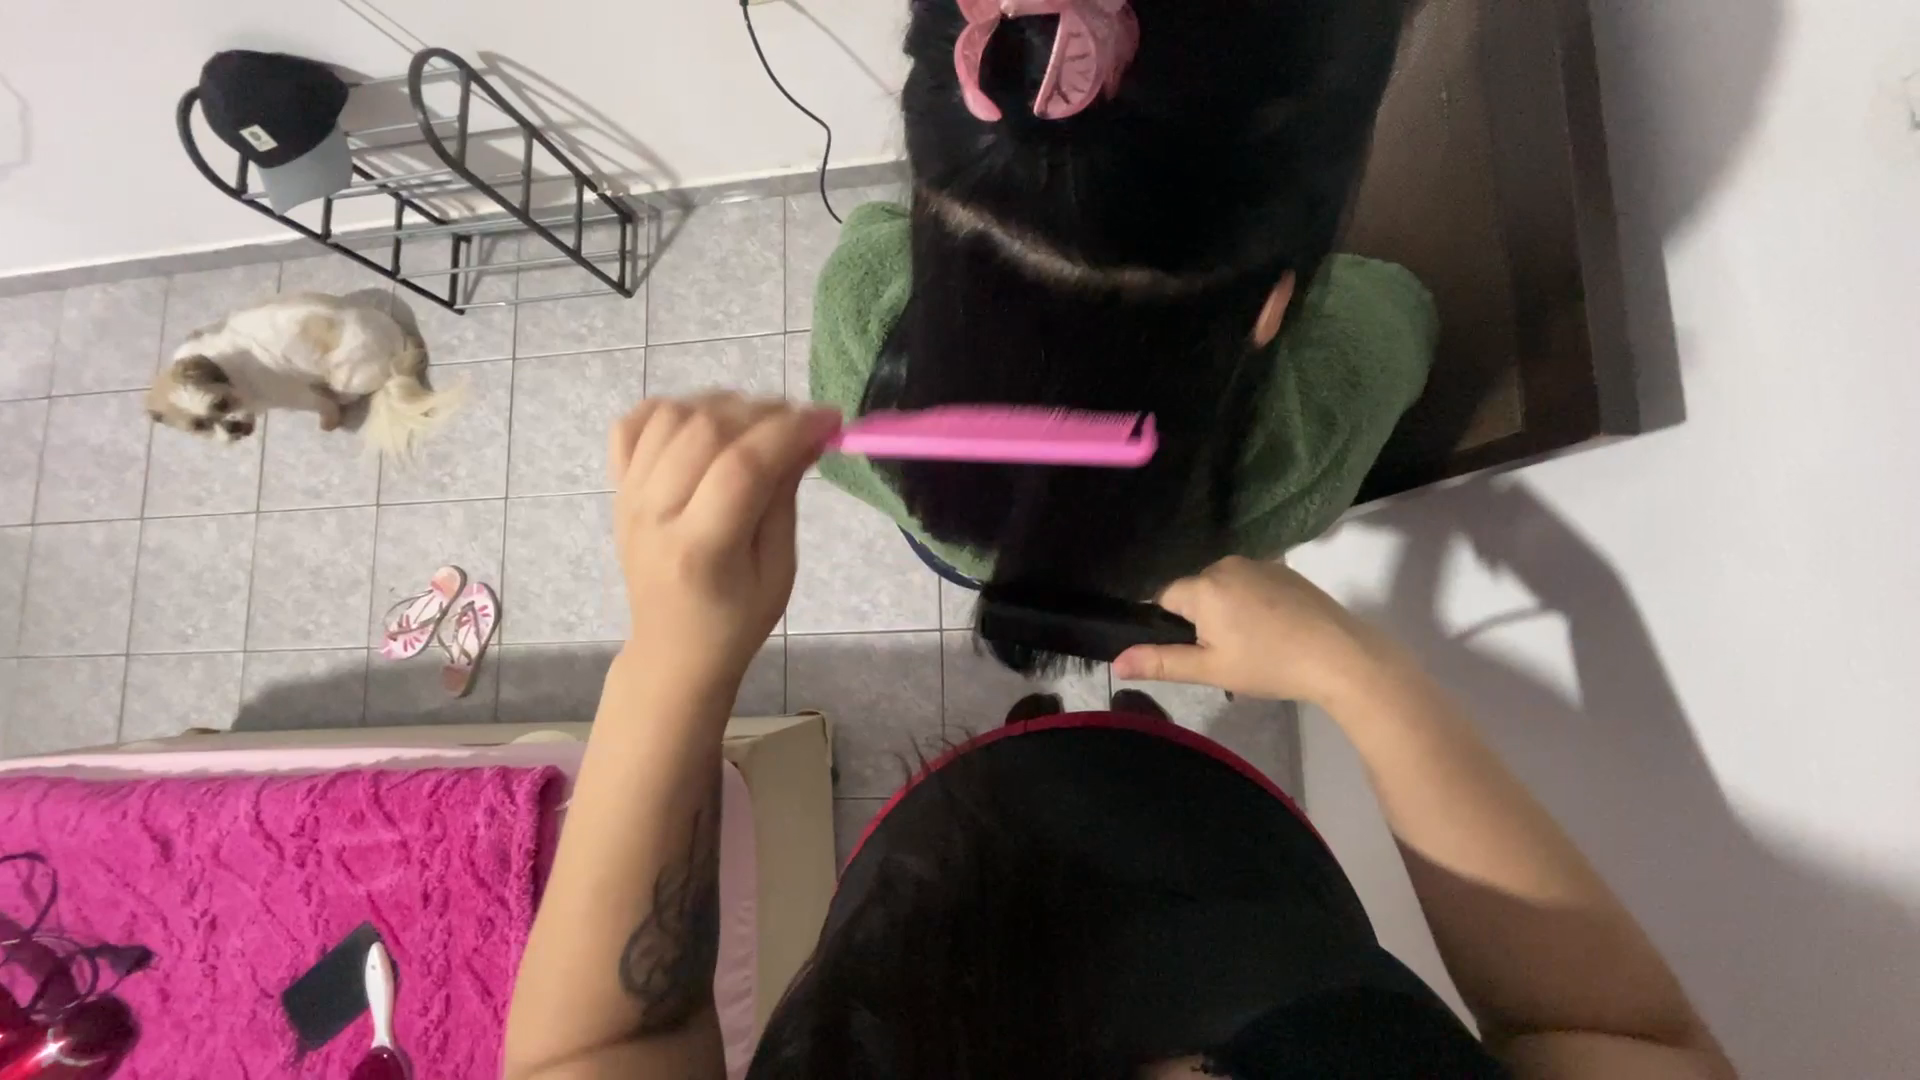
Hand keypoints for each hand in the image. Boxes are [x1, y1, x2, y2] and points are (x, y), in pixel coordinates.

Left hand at [607, 394, 841, 696]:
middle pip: (705, 430)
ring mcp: (628, 496)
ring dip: (724, 404)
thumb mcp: (779, 570)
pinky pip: (635, 423)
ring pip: (671, 416)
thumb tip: (805, 436)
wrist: (673, 648)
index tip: (830, 421)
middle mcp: (655, 513)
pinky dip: (672, 408)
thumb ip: (784, 499)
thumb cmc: (737, 620)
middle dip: (764, 412)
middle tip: (800, 423)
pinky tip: (705, 424)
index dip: (791, 431)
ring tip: (758, 423)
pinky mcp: (618, 487)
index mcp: (701, 549)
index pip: (744, 466)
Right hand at [1111, 556, 1406, 707]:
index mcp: (1203, 587)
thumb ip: (1160, 662)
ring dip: (1227, 609)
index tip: (1196, 650)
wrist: (1342, 657)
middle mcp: (1226, 565)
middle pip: (1195, 591)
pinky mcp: (1285, 569)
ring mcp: (1259, 564)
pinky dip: (1253, 602)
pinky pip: (1251, 583)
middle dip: (1201, 617)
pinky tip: (1274, 629)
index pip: (1164, 597)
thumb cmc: (1269, 665)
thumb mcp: (1210, 670)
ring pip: (1223, 586)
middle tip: (1226, 653)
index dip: (1172, 626)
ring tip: (1253, 643)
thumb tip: (1116, 661)